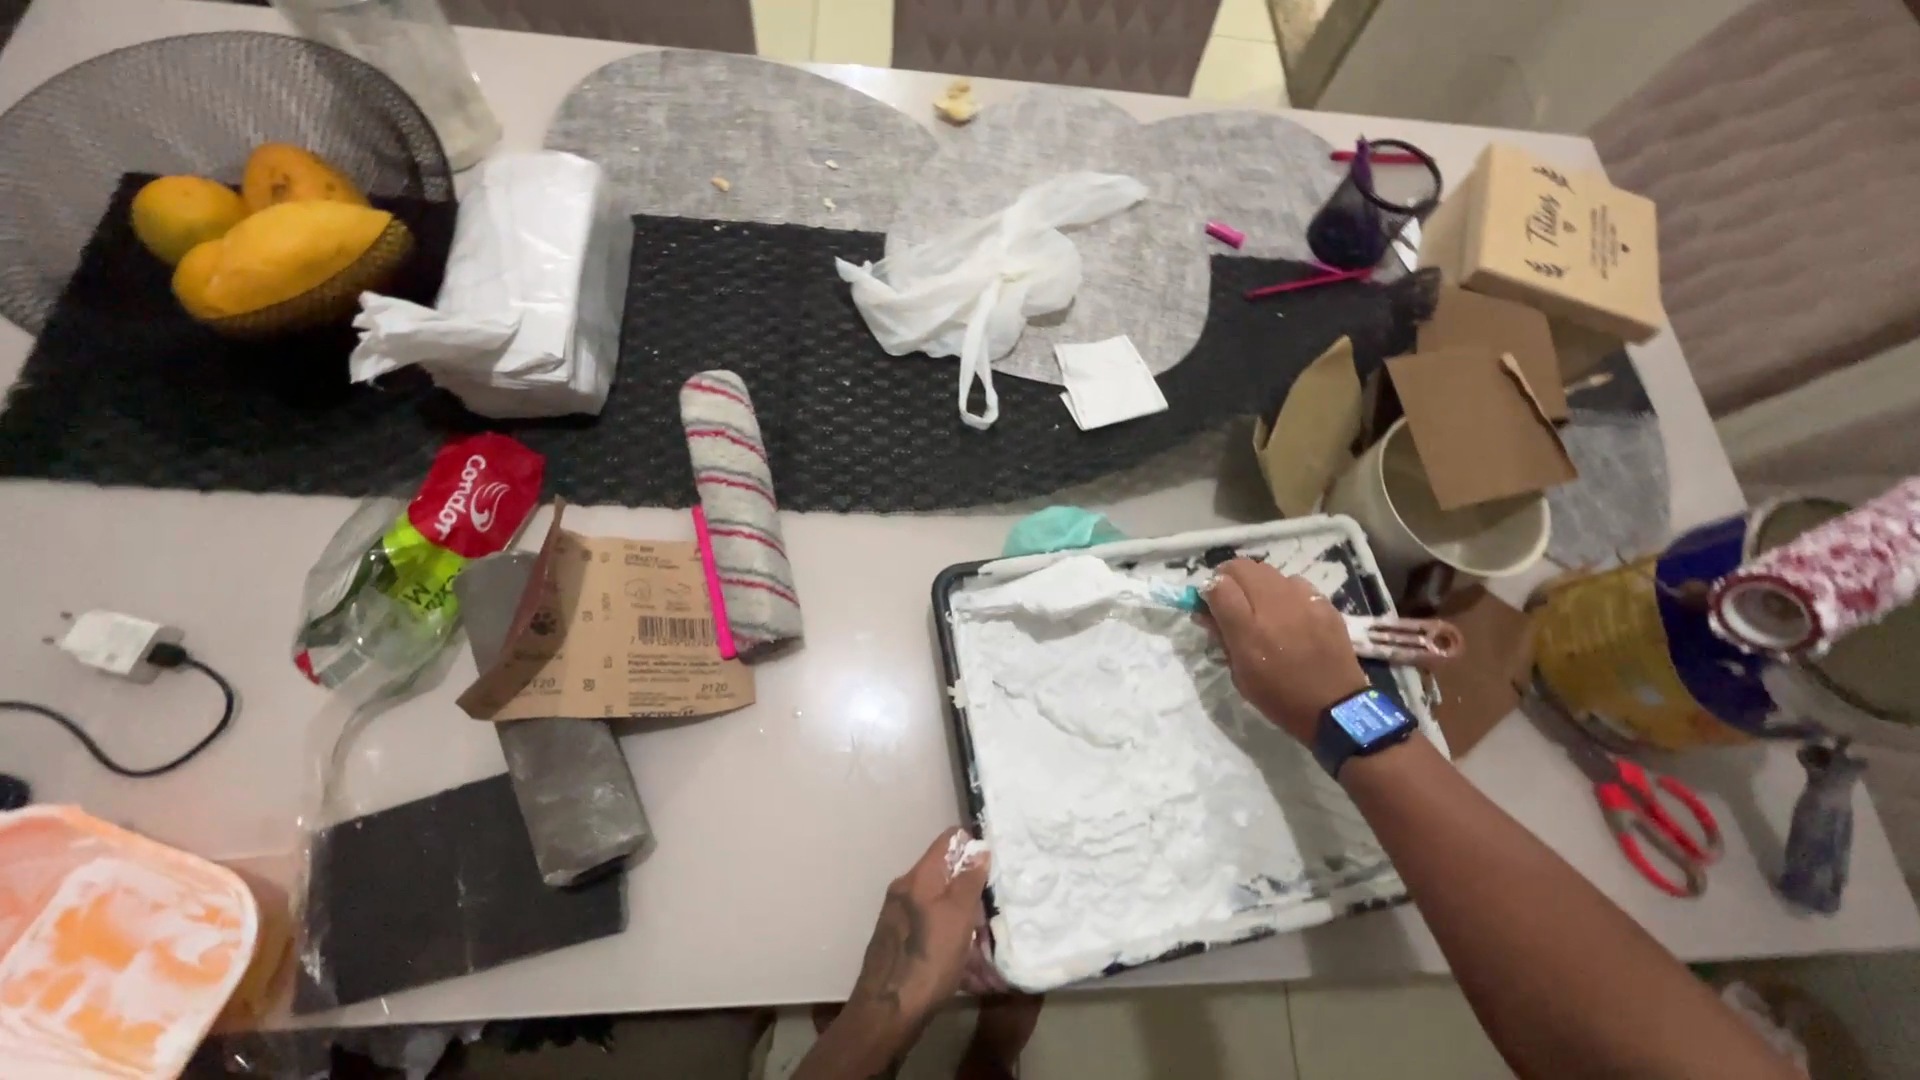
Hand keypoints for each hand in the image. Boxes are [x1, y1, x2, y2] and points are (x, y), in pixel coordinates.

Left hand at [848, 828, 993, 1028]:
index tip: (994, 866)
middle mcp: (905, 892)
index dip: (973, 846)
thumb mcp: (958, 916)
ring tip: (988, 952)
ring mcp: (899, 919)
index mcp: (918, 878)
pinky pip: (932, 935)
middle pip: (945, 878)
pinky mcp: (899, 945)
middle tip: (994, 917)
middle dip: (972, 895)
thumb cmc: (928, 959)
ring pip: (941, 910)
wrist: (887, 1012)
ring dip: (966, 926)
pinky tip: (970, 973)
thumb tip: (978, 849)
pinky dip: (952, 946)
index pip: (948, 841)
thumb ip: (969, 880)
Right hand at [1203, 559, 1369, 742]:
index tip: (1209, 602)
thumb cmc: (1279, 698)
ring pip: (1269, 571)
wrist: (1335, 708)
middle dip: (1230, 577)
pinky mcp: (1324, 604)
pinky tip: (1289, 611)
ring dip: (1257, 583)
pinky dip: (1284, 591)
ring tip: (1261, 604)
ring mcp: (1302, 603)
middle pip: (1242, 567)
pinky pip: (1296, 583)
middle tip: (1231, 596)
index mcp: (1248, 632)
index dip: (1209, 590)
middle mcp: (1273, 609)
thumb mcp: (1240, 675)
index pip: (1218, 586)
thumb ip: (1221, 638)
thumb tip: (1203, 612)